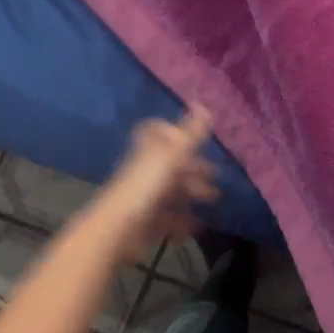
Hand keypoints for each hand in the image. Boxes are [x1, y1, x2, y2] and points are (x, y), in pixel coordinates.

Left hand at [94, 105, 218, 248]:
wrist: (117, 229)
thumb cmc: (146, 186)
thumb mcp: (173, 154)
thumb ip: (191, 132)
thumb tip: (202, 102)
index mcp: (151, 151)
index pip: (157, 132)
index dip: (173, 131)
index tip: (195, 139)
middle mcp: (147, 170)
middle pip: (171, 163)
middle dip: (196, 168)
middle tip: (216, 175)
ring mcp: (145, 196)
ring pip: (172, 190)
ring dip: (194, 193)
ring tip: (214, 199)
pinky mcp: (146, 221)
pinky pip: (169, 217)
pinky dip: (184, 220)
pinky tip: (198, 224)